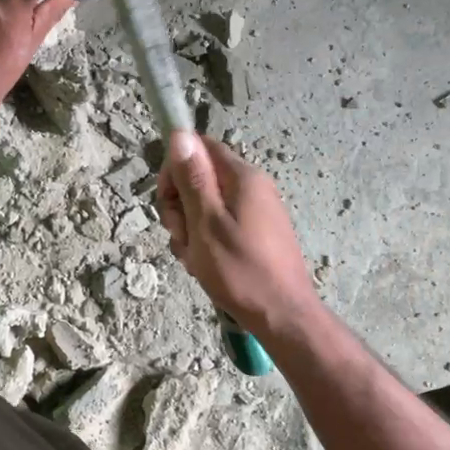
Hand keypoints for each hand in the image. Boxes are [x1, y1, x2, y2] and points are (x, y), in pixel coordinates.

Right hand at [157, 131, 318, 337]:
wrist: (281, 315)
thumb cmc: (240, 270)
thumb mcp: (206, 222)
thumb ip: (193, 178)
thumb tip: (180, 134)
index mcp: (242, 178)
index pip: (200, 148)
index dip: (175, 170)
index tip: (168, 202)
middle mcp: (252, 187)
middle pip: (200, 177)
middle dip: (179, 205)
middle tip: (181, 236)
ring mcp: (255, 211)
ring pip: (205, 205)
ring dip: (189, 228)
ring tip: (194, 257)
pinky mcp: (255, 233)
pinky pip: (218, 225)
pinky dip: (204, 241)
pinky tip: (204, 265)